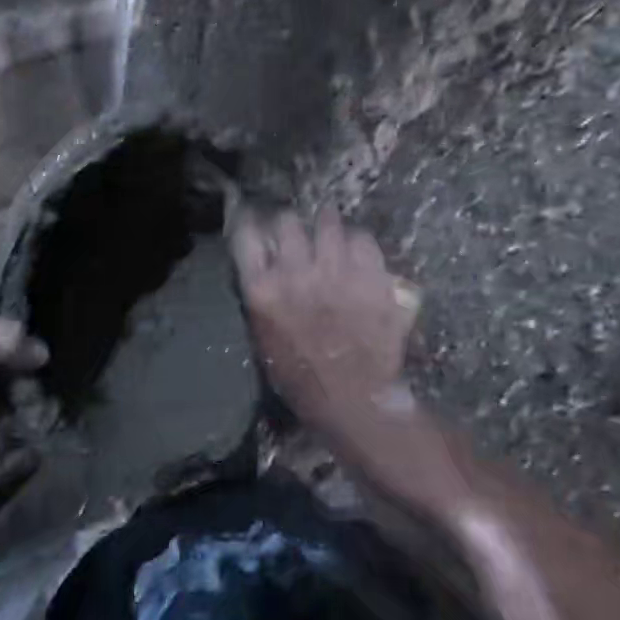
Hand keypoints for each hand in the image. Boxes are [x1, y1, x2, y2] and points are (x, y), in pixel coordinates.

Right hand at [229, 208, 418, 432]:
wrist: (354, 399)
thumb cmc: (302, 376)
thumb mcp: (265, 334)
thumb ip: (263, 294)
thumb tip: (266, 261)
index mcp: (263, 290)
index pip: (247, 234)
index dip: (254, 225)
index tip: (261, 226)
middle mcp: (296, 272)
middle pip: (288, 221)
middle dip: (293, 225)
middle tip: (301, 235)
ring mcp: (337, 271)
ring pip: (329, 222)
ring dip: (328, 228)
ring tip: (332, 239)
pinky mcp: (371, 276)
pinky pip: (363, 240)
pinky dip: (359, 244)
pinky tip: (358, 256)